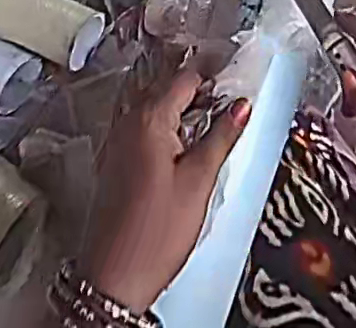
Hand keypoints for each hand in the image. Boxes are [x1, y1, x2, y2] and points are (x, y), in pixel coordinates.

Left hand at [80, 66, 250, 309]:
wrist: (114, 277)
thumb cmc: (155, 233)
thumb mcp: (199, 180)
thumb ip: (222, 135)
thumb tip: (241, 106)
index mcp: (150, 118)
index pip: (186, 77)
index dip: (213, 79)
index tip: (233, 84)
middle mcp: (128, 120)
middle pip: (168, 87)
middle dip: (198, 93)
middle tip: (226, 107)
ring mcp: (118, 138)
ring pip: (155, 106)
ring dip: (181, 110)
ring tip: (207, 128)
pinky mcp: (115, 157)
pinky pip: (142, 125)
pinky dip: (164, 127)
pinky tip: (180, 149)